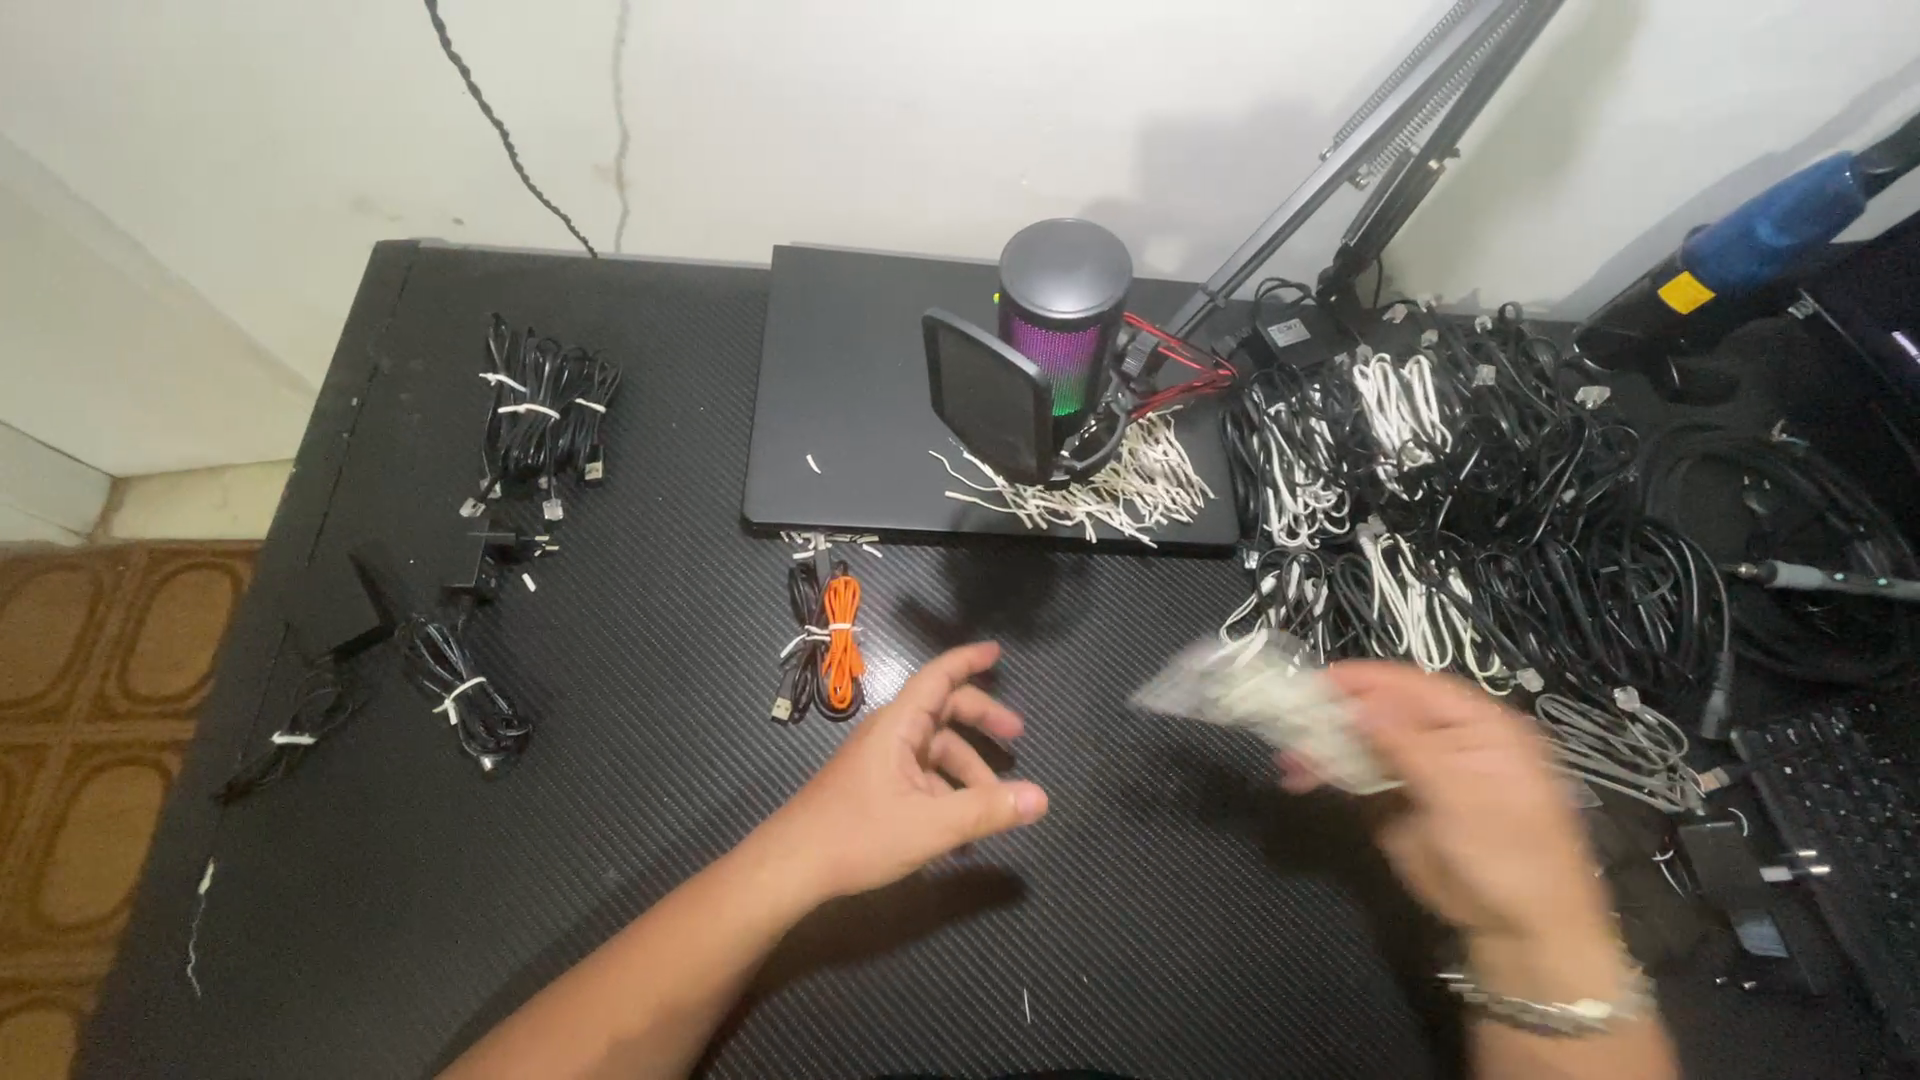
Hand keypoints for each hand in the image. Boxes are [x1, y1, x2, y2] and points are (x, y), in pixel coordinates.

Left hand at [749, 642, 1048, 902]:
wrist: (790, 867)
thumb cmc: (856, 836)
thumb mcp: (929, 826)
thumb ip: (986, 812)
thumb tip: (1042, 797)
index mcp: (898, 726)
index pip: (937, 677)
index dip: (968, 660)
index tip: (997, 651)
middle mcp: (890, 734)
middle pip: (942, 713)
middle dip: (981, 721)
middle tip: (1017, 735)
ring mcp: (881, 761)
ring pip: (934, 752)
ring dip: (966, 773)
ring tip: (994, 809)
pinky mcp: (875, 787)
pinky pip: (920, 778)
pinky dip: (946, 795)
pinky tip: (960, 836)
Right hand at [1279, 662, 1612, 952]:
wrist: (1519, 933)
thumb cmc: (1509, 860)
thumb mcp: (1462, 799)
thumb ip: (1410, 746)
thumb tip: (1362, 703)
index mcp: (1477, 726)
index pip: (1415, 687)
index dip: (1367, 681)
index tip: (1318, 680)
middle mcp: (1444, 737)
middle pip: (1380, 709)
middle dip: (1334, 715)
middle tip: (1290, 719)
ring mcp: (1416, 766)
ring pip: (1359, 739)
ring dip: (1320, 744)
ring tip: (1288, 758)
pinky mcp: (1394, 795)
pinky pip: (1352, 771)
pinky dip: (1323, 770)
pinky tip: (1297, 776)